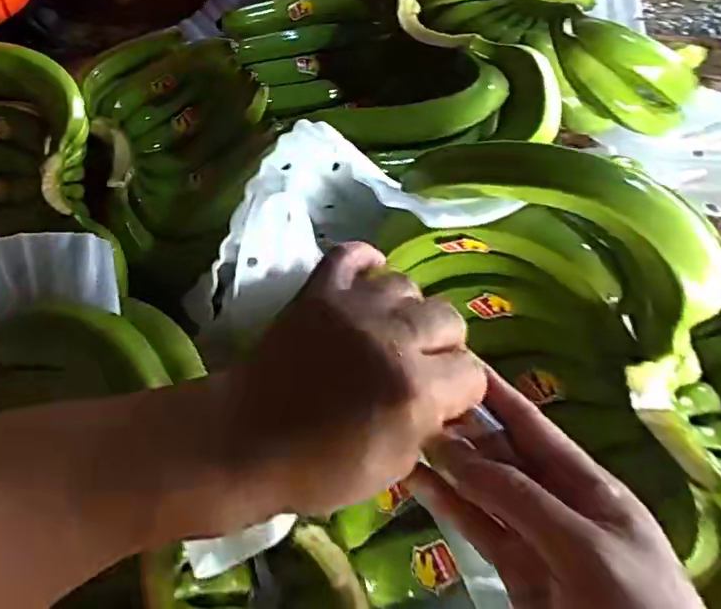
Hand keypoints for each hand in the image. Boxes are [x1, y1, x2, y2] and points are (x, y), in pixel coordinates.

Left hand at [224, 242, 485, 515]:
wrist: (250, 436)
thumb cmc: (320, 466)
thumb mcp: (393, 466)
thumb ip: (429, 423)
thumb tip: (448, 399)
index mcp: (413, 387)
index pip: (471, 371)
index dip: (463, 389)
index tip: (448, 398)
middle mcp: (391, 336)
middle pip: (448, 318)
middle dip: (445, 345)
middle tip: (423, 363)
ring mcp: (352, 305)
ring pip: (406, 284)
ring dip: (407, 308)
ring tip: (391, 328)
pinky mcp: (319, 289)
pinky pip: (351, 253)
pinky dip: (365, 261)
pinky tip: (370, 278)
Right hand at [406, 367, 701, 608]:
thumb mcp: (587, 548)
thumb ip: (522, 497)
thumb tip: (456, 452)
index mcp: (589, 485)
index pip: (532, 425)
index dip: (496, 391)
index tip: (457, 356)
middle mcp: (559, 503)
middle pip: (502, 454)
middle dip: (462, 426)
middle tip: (414, 397)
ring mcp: (536, 540)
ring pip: (482, 490)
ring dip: (446, 464)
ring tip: (405, 434)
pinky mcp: (517, 576)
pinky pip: (477, 530)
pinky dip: (446, 505)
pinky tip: (416, 481)